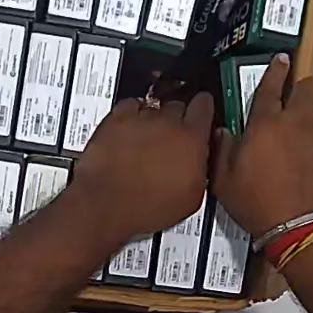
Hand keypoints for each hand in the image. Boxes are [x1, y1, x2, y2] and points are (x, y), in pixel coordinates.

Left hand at [62, 92, 214, 242]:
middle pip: (178, 105)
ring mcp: (141, 118)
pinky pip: (129, 106)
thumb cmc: (145, 206)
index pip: (204, 106)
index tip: (201, 111)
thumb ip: (199, 170)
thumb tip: (199, 167)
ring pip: (153, 107)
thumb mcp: (190, 198)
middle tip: (169, 138)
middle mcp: (168, 123)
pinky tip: (129, 129)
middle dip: (176, 119)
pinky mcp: (116, 119)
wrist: (107, 205)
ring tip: (146, 139)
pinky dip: (130, 115)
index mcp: (192, 139)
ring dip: (152, 120)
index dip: (203, 109)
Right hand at [212, 53, 312, 236]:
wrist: (301, 228)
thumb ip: (222, 150)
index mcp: (266, 124)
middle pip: (308, 87)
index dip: (275, 70)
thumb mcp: (224, 180)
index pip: (271, 85)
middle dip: (302, 90)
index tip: (280, 61)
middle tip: (294, 103)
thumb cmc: (260, 204)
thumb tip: (222, 134)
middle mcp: (298, 123)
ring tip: (305, 137)